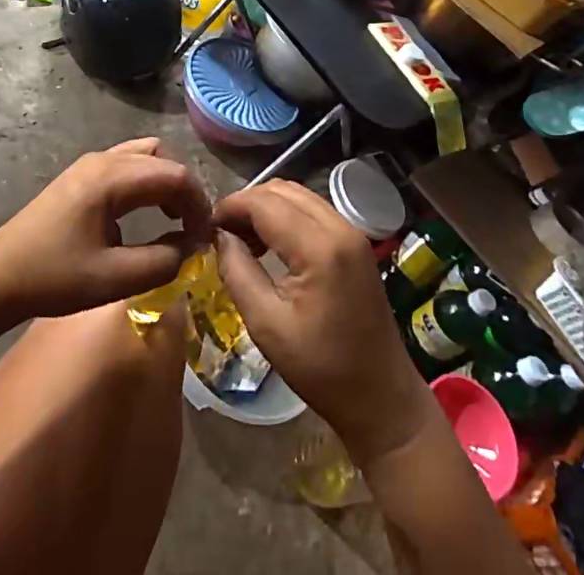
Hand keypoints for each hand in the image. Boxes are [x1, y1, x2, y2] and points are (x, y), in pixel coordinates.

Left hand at [0, 138, 210, 321]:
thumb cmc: (54, 278)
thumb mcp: (117, 278)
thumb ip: (166, 260)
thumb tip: (193, 246)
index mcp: (111, 178)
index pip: (176, 176)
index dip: (199, 205)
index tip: (203, 238)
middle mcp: (104, 160)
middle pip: (165, 160)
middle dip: (187, 192)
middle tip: (192, 229)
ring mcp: (91, 164)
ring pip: (148, 156)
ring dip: (168, 183)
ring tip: (173, 218)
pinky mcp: (83, 175)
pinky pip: (129, 164)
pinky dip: (148, 182)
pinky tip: (145, 212)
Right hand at [213, 180, 437, 461]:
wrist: (379, 393)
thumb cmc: (320, 367)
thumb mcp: (266, 323)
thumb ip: (238, 271)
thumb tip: (219, 237)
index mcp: (320, 246)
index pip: (266, 202)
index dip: (231, 206)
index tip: (204, 226)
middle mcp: (341, 228)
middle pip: (285, 191)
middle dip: (248, 203)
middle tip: (221, 233)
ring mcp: (353, 234)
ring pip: (301, 198)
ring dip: (268, 209)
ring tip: (241, 241)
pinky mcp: (356, 245)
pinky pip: (315, 213)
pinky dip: (288, 218)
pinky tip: (270, 246)